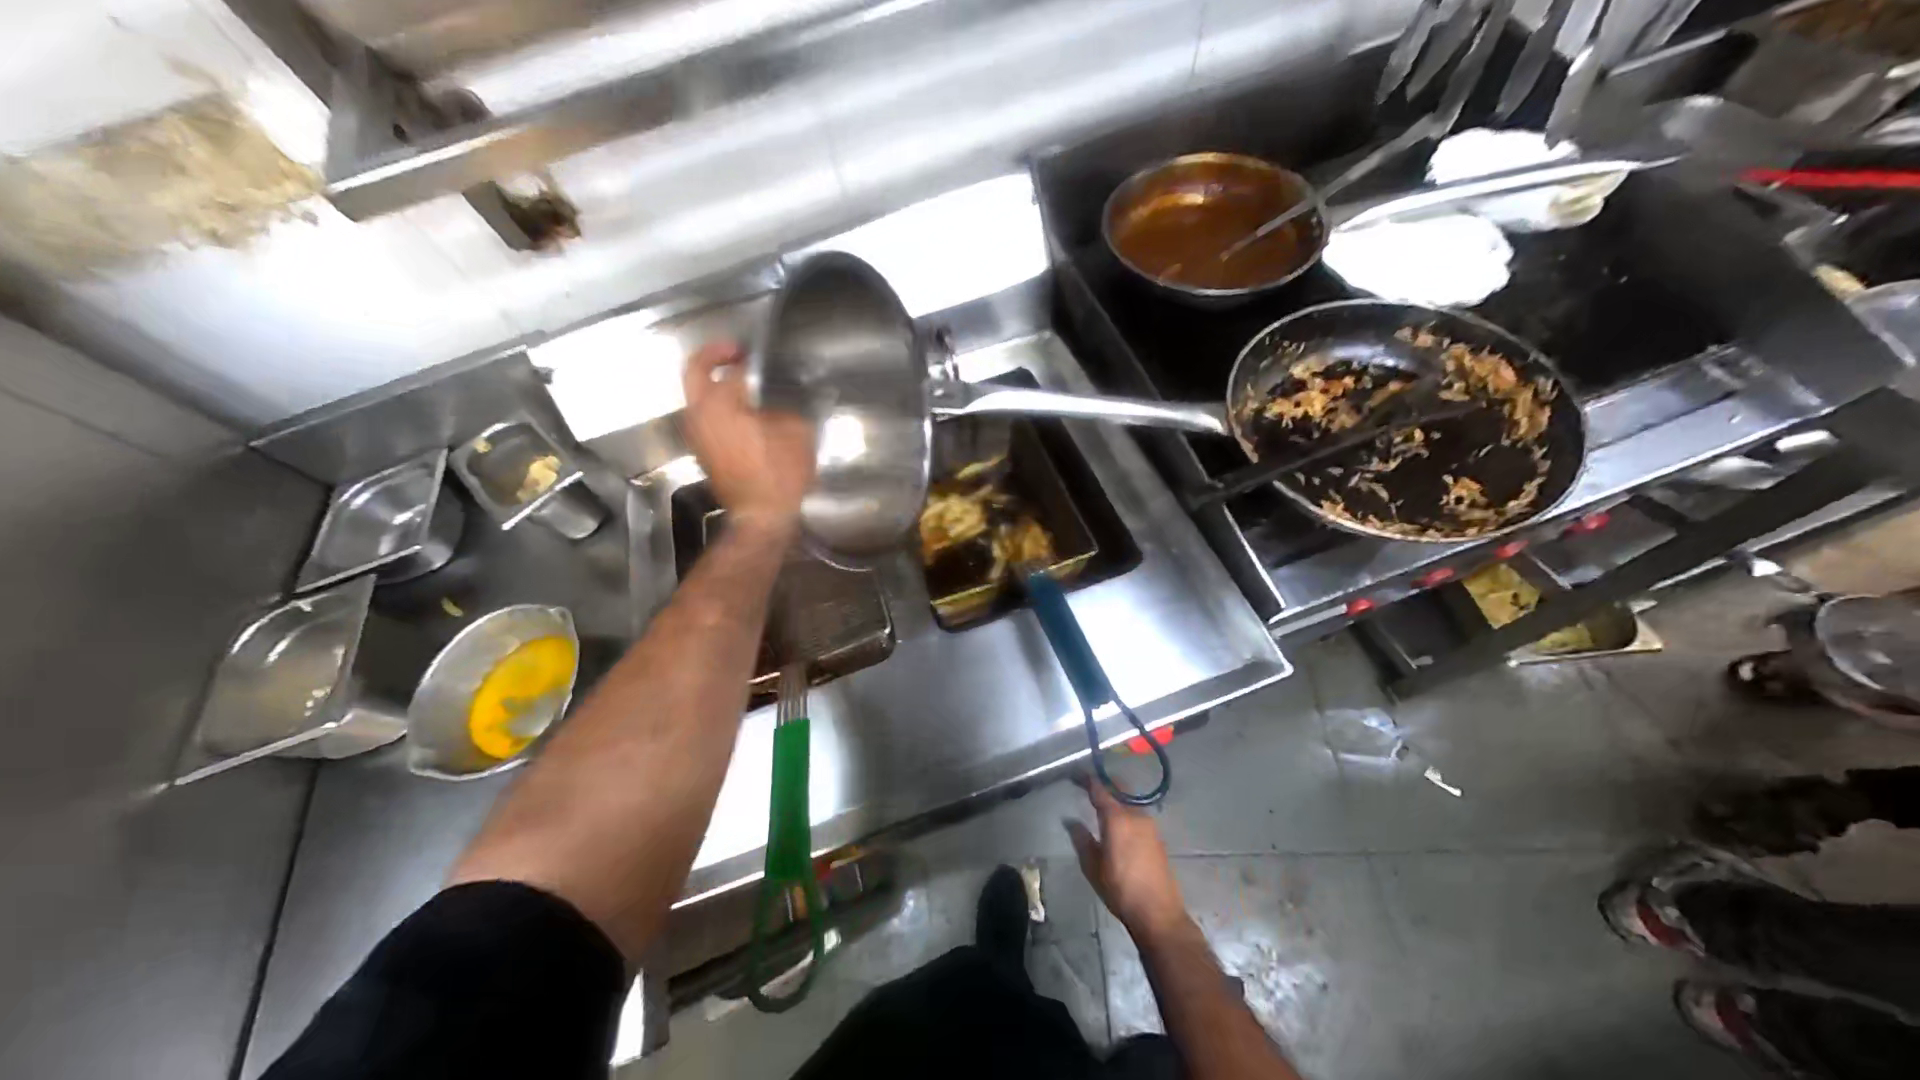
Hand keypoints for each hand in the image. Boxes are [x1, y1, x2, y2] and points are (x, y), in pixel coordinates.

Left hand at [681, 342, 815, 534]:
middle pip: (695, 371)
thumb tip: (779, 398)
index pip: (733, 368)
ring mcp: (697, 434)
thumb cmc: (778, 474)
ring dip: (714, 382)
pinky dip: (718, 405)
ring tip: (742, 381)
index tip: (761, 357)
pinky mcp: (702, 451)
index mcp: (720, 403)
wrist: (759, 516)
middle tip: (736, 352)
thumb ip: (785, 406)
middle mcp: (699, 414)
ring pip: (696, 394)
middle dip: (713, 356)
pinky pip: (704, 416)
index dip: (750, 360)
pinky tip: (744, 411)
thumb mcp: (796, 433)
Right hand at [1066, 778, 1187, 937]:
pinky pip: (1137, 814)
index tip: (1075, 774)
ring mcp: (1150, 826)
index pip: (1100, 789)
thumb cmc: (1120, 889)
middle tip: (1087, 784)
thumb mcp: (1093, 866)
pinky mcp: (1157, 837)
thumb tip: (1071, 820)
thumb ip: (1081, 839)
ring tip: (1101, 803)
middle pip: (1119, 789)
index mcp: (1117, 819)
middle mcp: (1136, 815)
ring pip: (1130, 801)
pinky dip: (1125, 810)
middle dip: (1104, 783)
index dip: (1087, 779)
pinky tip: (1118, 822)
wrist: (1158, 913)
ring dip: (1116, 797)